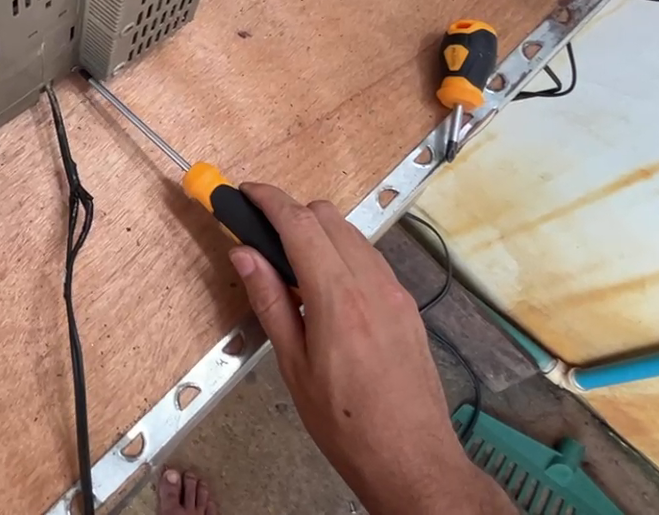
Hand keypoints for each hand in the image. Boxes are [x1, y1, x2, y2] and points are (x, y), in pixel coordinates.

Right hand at [229, 187, 508, 513]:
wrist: (415, 465)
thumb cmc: (344, 422)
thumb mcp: (293, 365)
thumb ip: (269, 300)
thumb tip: (243, 253)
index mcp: (337, 298)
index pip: (299, 224)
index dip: (268, 200)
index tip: (245, 192)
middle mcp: (371, 283)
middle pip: (327, 216)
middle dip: (291, 212)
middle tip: (263, 236)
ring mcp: (395, 292)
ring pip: (351, 232)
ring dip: (318, 230)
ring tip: (293, 263)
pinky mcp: (407, 306)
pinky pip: (369, 257)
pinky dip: (342, 251)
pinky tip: (327, 285)